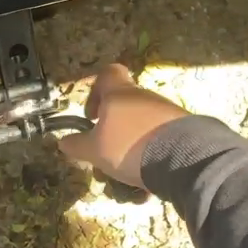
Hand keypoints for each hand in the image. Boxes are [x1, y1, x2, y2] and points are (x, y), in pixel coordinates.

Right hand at [57, 64, 188, 187]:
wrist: (183, 157)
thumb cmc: (129, 146)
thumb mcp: (94, 150)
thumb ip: (77, 145)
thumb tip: (63, 142)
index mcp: (120, 93)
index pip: (108, 73)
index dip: (96, 90)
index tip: (92, 115)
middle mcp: (144, 96)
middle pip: (125, 104)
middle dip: (113, 127)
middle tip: (107, 149)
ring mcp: (167, 111)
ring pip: (142, 123)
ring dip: (132, 142)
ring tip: (128, 170)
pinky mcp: (184, 128)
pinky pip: (160, 137)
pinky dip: (152, 152)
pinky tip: (149, 174)